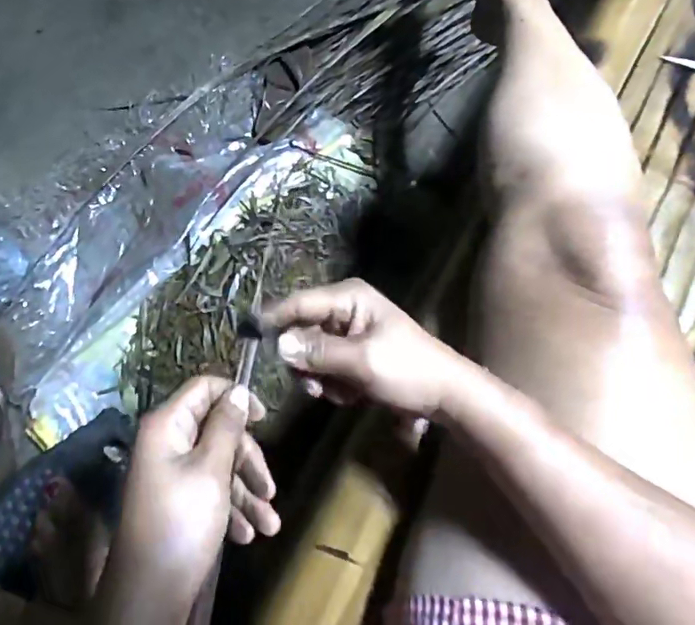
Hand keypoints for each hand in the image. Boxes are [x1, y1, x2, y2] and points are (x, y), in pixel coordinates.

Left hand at [90, 376, 279, 623]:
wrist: (148, 596)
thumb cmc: (181, 523)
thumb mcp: (211, 470)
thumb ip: (227, 426)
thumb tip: (239, 390)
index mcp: (167, 425)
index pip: (204, 388)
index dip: (236, 396)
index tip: (264, 418)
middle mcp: (166, 443)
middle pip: (216, 430)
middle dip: (247, 460)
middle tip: (270, 488)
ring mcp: (169, 473)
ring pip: (216, 464)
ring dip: (245, 491)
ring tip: (270, 524)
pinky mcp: (175, 501)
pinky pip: (208, 490)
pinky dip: (230, 508)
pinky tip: (247, 535)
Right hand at [261, 279, 472, 420]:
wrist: (447, 396)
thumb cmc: (407, 370)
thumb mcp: (362, 362)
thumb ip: (319, 353)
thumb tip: (279, 345)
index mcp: (349, 297)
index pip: (300, 302)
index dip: (273, 318)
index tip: (247, 333)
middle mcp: (345, 308)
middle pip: (302, 330)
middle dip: (306, 360)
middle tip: (314, 386)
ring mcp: (349, 332)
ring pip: (312, 353)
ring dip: (321, 377)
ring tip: (343, 392)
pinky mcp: (353, 354)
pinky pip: (327, 367)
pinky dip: (334, 384)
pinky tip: (354, 395)